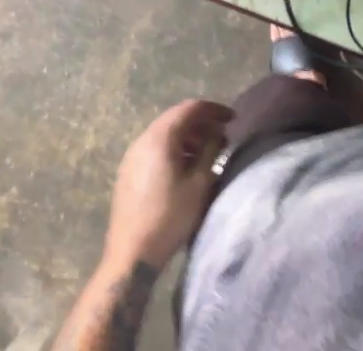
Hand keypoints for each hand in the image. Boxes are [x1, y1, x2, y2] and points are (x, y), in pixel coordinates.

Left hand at [103, 99, 232, 267]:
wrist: (132, 254)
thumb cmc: (170, 216)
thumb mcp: (199, 183)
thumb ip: (210, 151)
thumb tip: (217, 133)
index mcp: (160, 138)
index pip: (190, 109)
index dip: (214, 110)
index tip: (233, 119)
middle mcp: (142, 140)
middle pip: (176, 118)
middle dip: (202, 122)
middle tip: (223, 135)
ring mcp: (132, 156)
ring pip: (164, 134)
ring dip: (188, 136)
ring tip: (209, 151)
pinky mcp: (128, 172)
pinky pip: (155, 148)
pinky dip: (174, 148)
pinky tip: (187, 166)